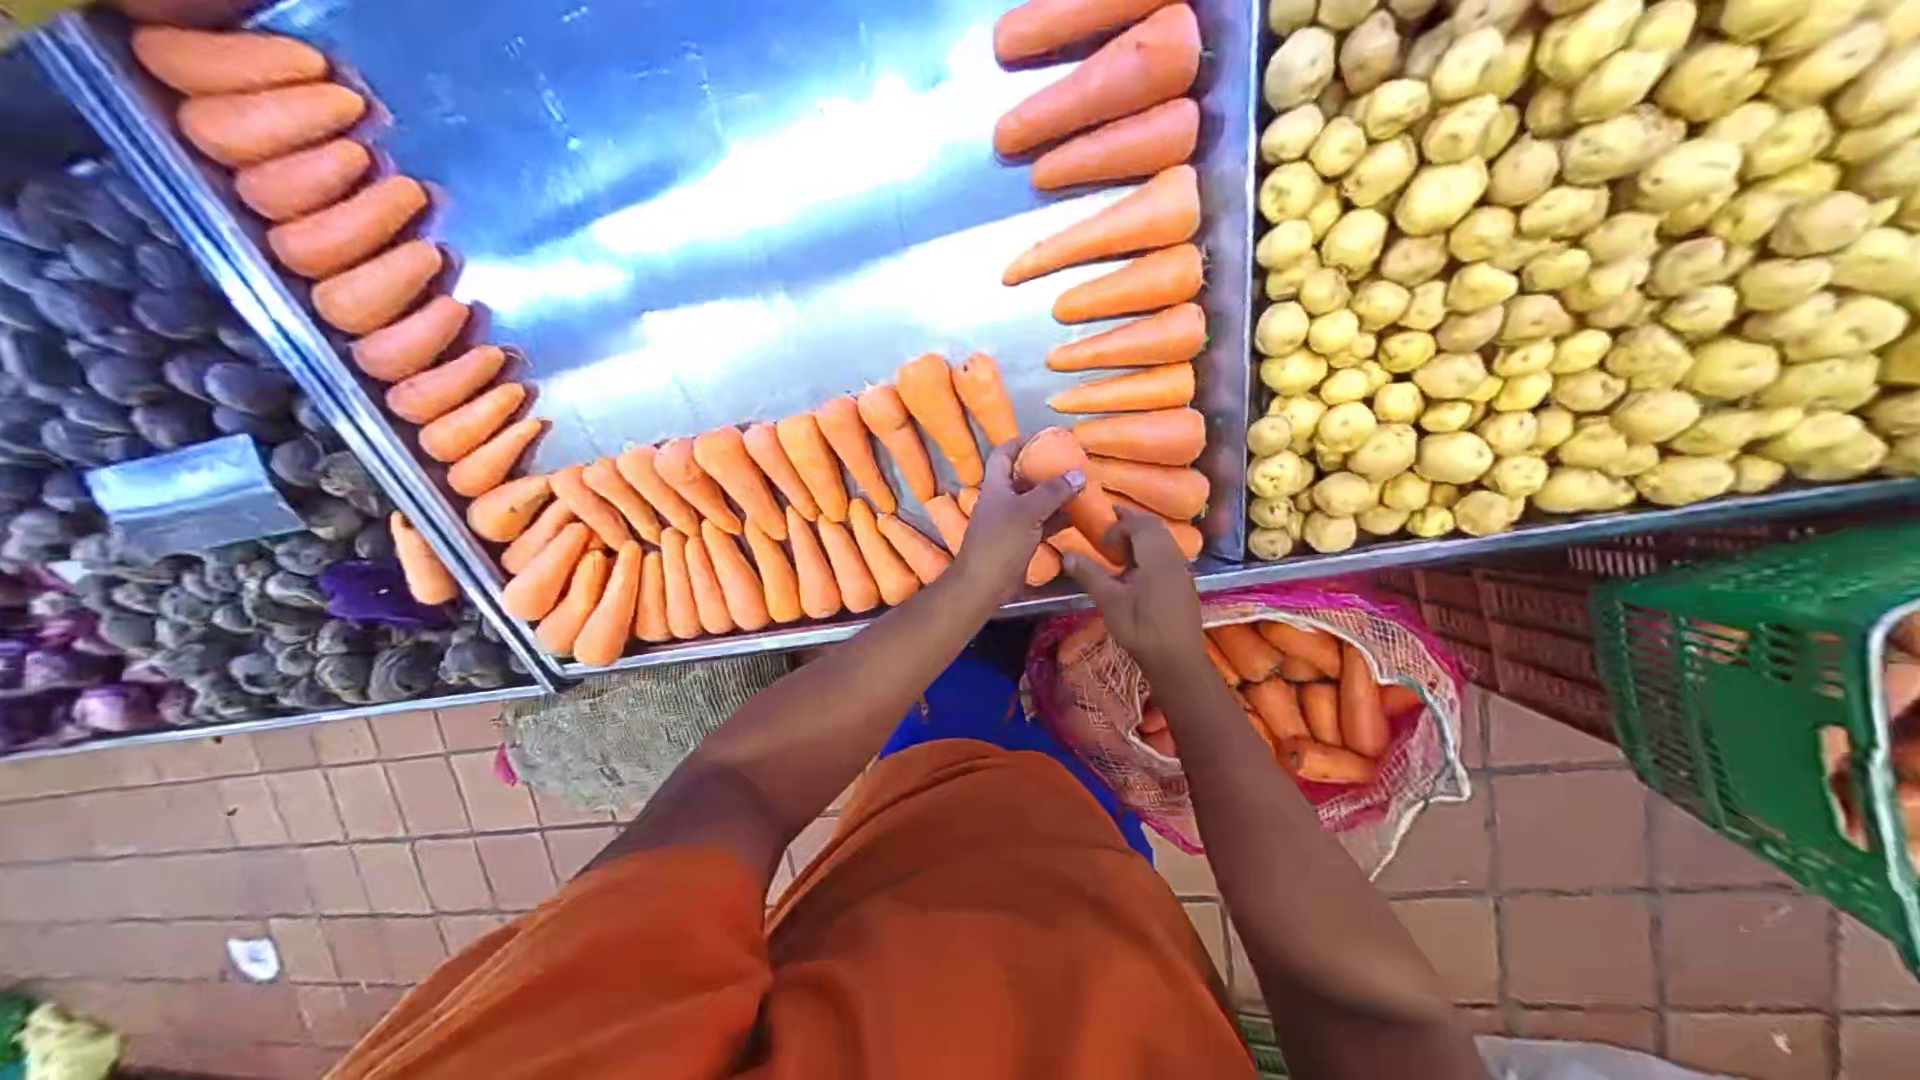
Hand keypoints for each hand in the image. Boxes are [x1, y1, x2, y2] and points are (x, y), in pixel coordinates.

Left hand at [951, 439, 1082, 601]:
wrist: (984, 583)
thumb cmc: (1000, 542)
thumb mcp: (1028, 512)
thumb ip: (1053, 492)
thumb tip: (1079, 473)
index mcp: (995, 486)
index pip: (1003, 454)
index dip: (1020, 442)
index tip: (1043, 437)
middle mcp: (1002, 500)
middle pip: (1023, 477)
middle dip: (1045, 469)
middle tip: (1070, 462)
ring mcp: (1011, 521)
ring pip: (1035, 501)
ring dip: (1055, 494)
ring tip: (1080, 485)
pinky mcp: (1020, 540)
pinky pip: (1042, 522)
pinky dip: (1057, 517)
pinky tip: (1077, 515)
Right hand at [1061, 507, 1208, 678]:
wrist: (1177, 660)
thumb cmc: (1141, 630)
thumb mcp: (1110, 602)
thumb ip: (1089, 575)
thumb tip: (1066, 555)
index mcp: (1157, 558)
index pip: (1140, 525)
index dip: (1118, 526)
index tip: (1101, 542)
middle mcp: (1174, 558)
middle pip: (1154, 528)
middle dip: (1131, 524)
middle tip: (1108, 532)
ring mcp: (1182, 571)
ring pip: (1163, 540)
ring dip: (1141, 538)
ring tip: (1119, 550)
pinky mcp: (1184, 583)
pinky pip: (1167, 554)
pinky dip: (1150, 551)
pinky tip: (1136, 571)